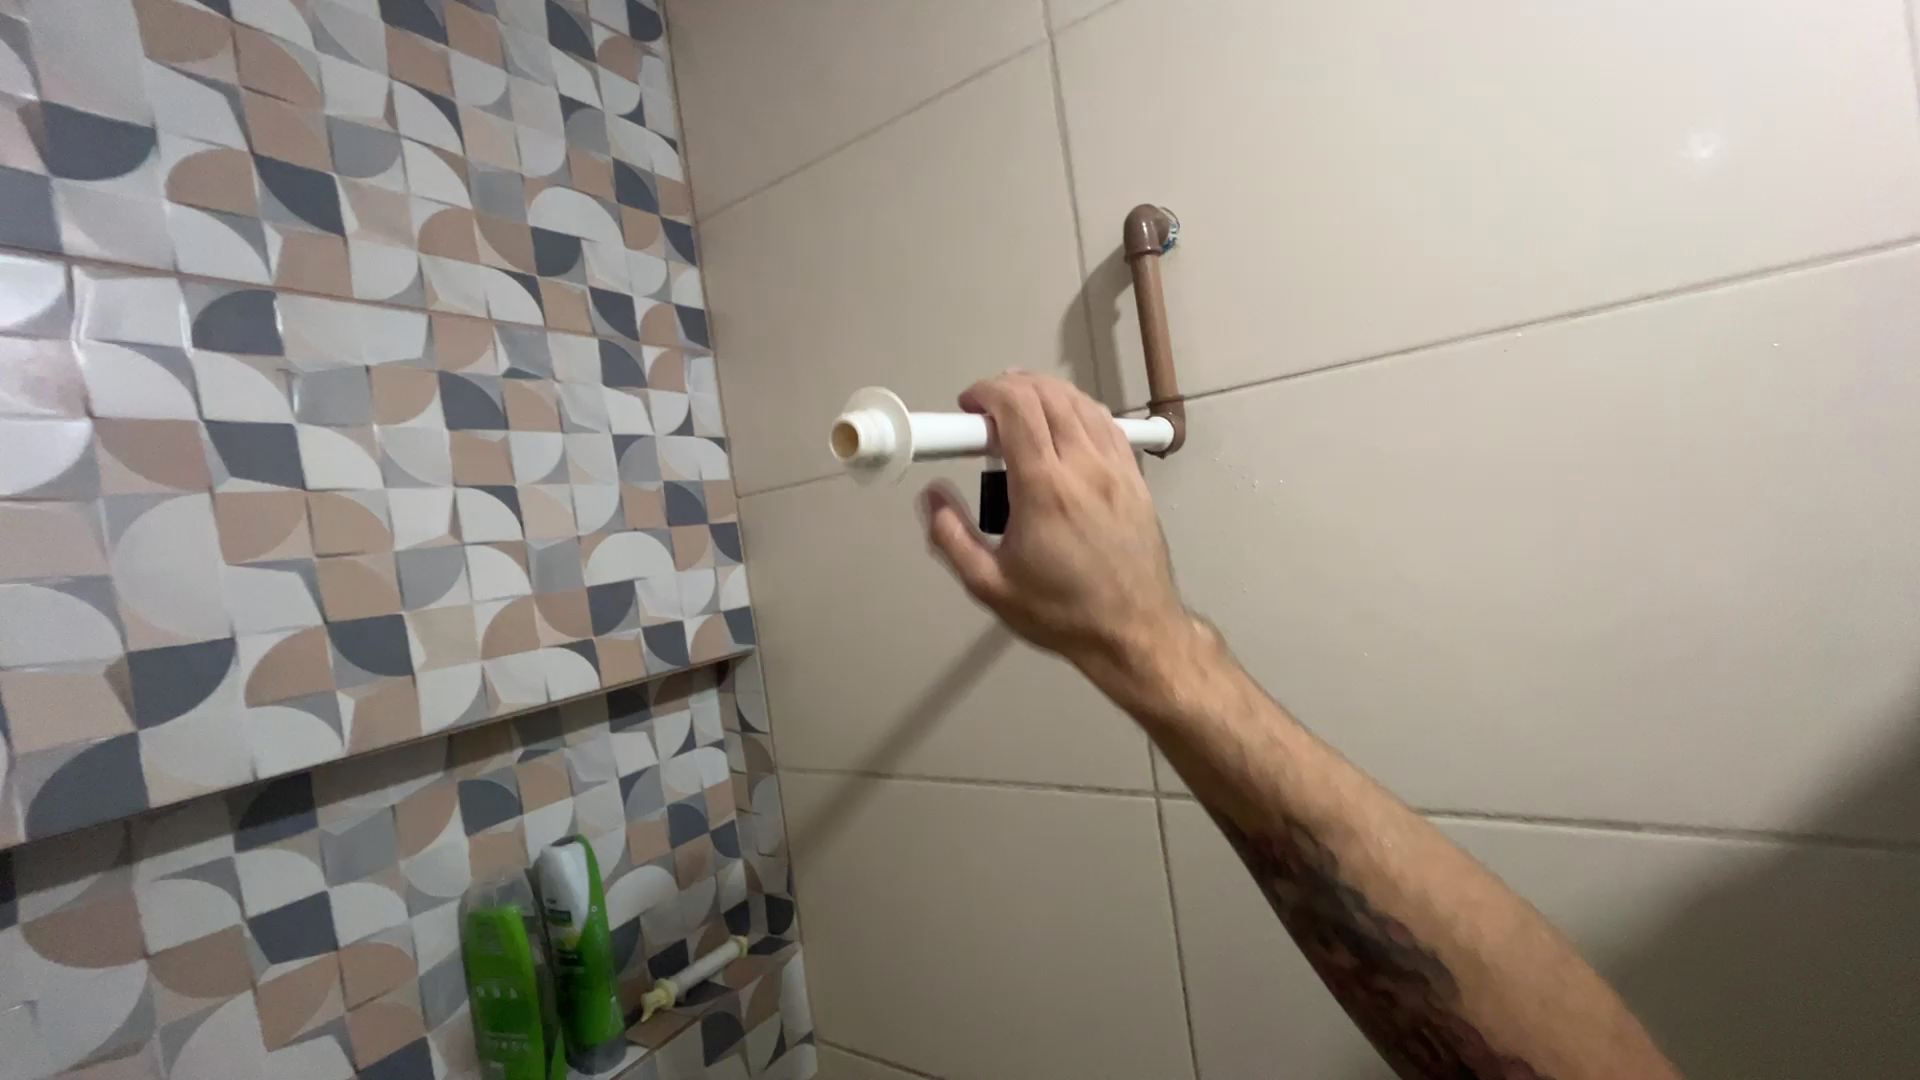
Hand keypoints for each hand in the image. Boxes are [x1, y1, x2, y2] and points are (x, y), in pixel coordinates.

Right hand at [919, 372, 1189, 684]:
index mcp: (1044, 488)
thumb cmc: (1061, 612)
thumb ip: (951, 536)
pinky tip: (1066, 422)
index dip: (987, 392)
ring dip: (1046, 392)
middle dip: (1012, 386)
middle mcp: (1084, 467)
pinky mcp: (1136, 480)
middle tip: (987, 406)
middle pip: (1049, 395)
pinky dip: (1080, 410)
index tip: (967, 406)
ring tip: (1021, 407)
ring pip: (1082, 403)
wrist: (1133, 632)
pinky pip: (1108, 425)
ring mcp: (1116, 470)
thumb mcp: (989, 585)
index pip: (1016, 407)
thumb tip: (931, 495)